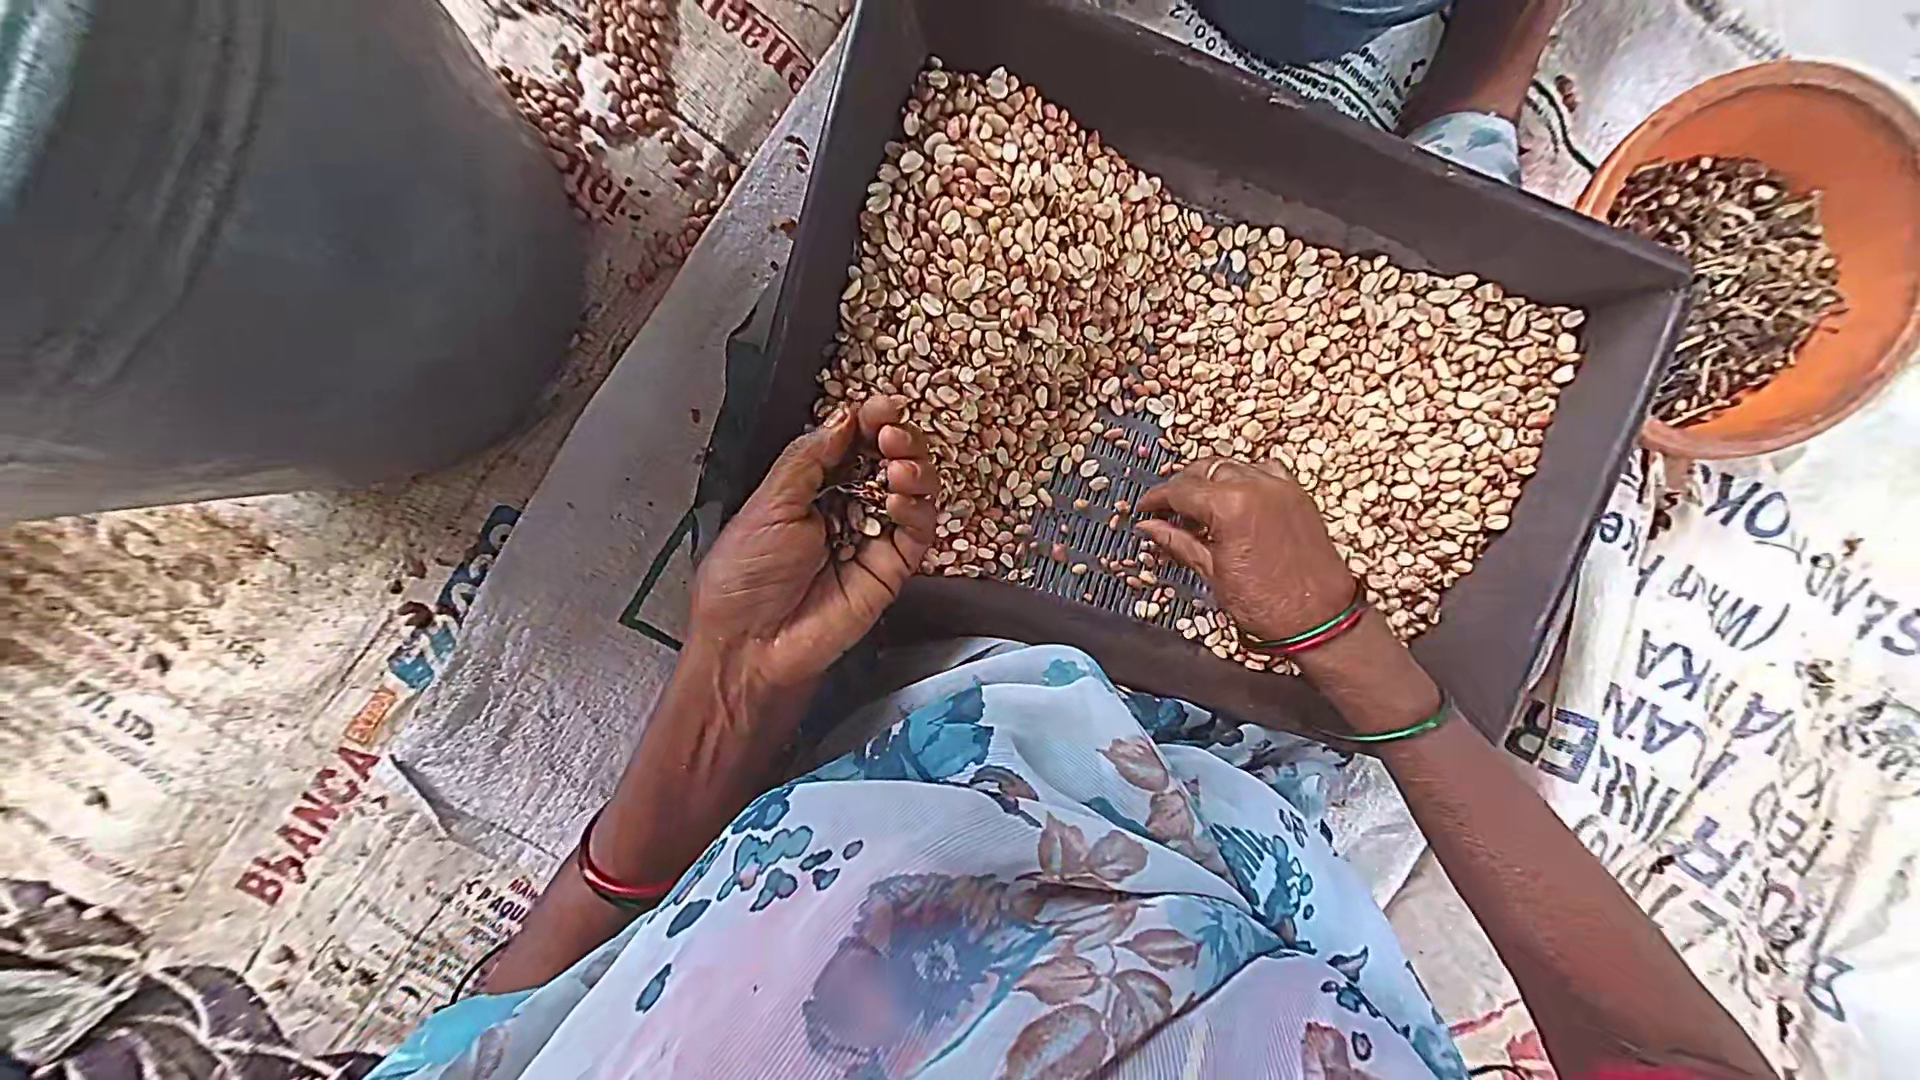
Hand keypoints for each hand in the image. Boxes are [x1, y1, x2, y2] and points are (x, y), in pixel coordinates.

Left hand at [689, 395, 937, 692]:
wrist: (751, 643)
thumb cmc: (744, 578)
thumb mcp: (768, 504)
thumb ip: (808, 459)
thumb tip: (841, 418)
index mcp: (813, 489)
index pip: (853, 445)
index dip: (869, 423)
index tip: (882, 407)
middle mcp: (847, 508)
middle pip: (889, 463)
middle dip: (898, 440)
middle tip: (892, 431)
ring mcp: (872, 538)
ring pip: (912, 493)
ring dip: (913, 469)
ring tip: (898, 462)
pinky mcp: (891, 568)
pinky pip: (917, 532)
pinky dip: (916, 509)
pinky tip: (898, 497)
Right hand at [1134, 458, 1353, 641]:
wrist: (1319, 619)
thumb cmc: (1266, 604)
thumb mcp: (1211, 571)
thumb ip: (1177, 541)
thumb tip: (1149, 527)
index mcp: (1230, 506)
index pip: (1180, 490)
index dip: (1156, 499)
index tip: (1145, 508)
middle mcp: (1256, 487)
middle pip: (1203, 470)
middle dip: (1180, 487)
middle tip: (1165, 509)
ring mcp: (1280, 487)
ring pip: (1231, 465)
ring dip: (1209, 480)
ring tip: (1196, 506)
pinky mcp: (1297, 495)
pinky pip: (1262, 470)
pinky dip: (1242, 478)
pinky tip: (1232, 499)